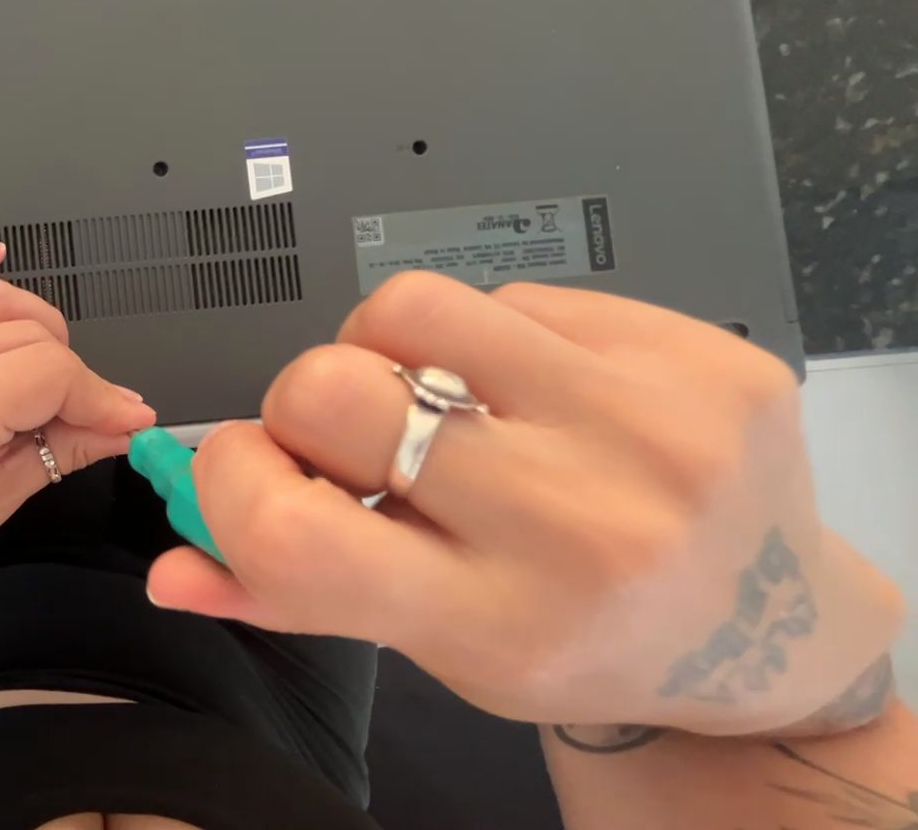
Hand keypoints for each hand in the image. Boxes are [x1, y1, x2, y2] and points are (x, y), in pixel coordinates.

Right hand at [147, 272, 902, 735]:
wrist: (765, 632)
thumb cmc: (572, 641)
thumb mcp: (422, 647)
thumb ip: (279, 599)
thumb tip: (172, 573)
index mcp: (491, 619)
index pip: (287, 531)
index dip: (230, 478)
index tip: (249, 466)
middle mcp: (575, 526)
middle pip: (326, 390)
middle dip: (301, 403)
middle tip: (348, 439)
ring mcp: (646, 426)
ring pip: (402, 308)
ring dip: (379, 349)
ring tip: (426, 398)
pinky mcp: (690, 354)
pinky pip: (500, 291)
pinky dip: (476, 335)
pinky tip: (513, 388)